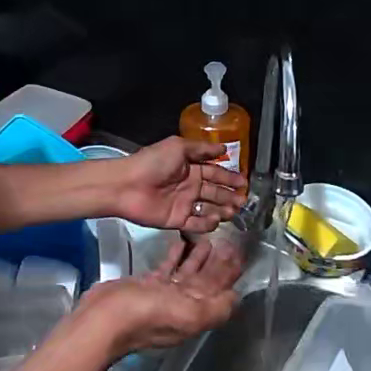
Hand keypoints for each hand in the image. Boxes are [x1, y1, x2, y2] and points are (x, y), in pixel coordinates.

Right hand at [76, 234, 243, 355]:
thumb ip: (215, 307)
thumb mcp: (187, 314)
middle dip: (218, 264)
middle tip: (227, 241)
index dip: (231, 275)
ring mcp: (164, 297)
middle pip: (206, 282)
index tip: (239, 253)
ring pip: (188, 274)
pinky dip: (176, 257)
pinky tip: (180, 243)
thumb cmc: (146, 315)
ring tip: (208, 239)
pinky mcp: (147, 286)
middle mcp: (183, 307)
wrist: (103, 319)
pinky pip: (167, 270)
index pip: (220, 293)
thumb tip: (235, 297)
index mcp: (196, 315)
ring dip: (199, 259)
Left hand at [107, 136, 246, 232]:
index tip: (243, 183)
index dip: (229, 177)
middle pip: (214, 192)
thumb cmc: (152, 162)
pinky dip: (207, 223)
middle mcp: (189, 186)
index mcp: (190, 168)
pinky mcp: (177, 220)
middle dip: (229, 195)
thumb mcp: (178, 147)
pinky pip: (196, 224)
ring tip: (233, 210)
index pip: (214, 173)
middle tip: (243, 200)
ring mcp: (184, 203)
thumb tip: (223, 147)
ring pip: (209, 208)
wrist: (127, 185)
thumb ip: (201, 149)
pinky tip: (216, 219)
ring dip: (222, 209)